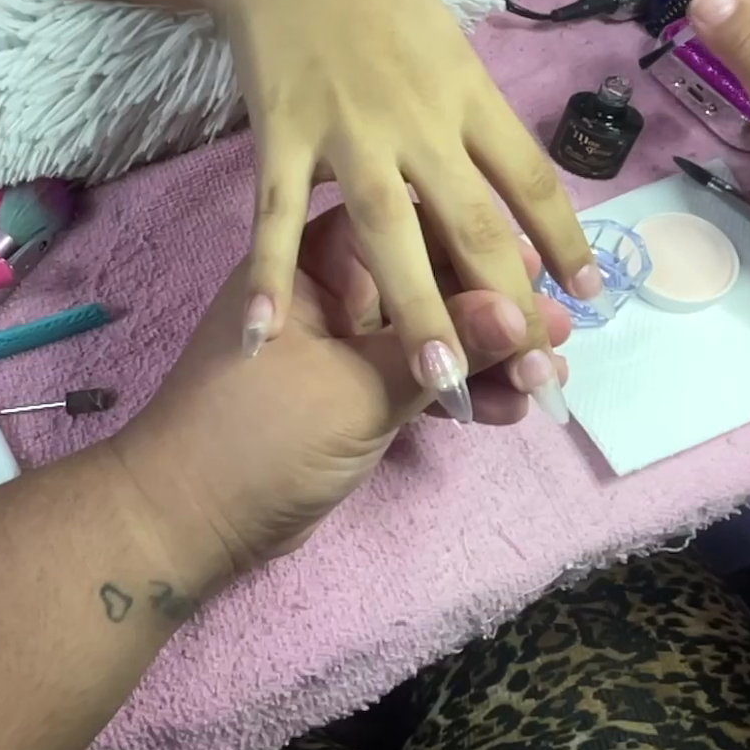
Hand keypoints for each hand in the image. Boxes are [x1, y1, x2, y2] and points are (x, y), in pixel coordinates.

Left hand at [115, 205, 572, 575]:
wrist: (192, 519)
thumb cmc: (259, 433)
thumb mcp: (354, 388)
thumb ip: (439, 349)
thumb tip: (522, 311)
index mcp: (315, 263)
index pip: (404, 230)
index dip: (472, 247)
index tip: (534, 267)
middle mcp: (332, 292)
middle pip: (426, 285)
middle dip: (492, 311)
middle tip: (557, 327)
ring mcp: (345, 346)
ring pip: (427, 337)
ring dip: (484, 359)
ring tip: (548, 374)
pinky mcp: (354, 392)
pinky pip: (415, 380)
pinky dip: (456, 396)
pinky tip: (509, 410)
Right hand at [206, 0, 598, 424]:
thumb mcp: (446, 39)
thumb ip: (472, 112)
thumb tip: (503, 184)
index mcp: (467, 91)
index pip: (531, 178)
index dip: (565, 241)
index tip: (589, 299)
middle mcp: (419, 119)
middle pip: (473, 223)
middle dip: (509, 304)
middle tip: (538, 380)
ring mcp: (347, 131)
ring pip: (389, 232)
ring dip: (418, 310)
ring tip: (444, 384)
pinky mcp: (279, 136)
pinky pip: (275, 216)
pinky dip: (268, 277)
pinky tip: (263, 338)